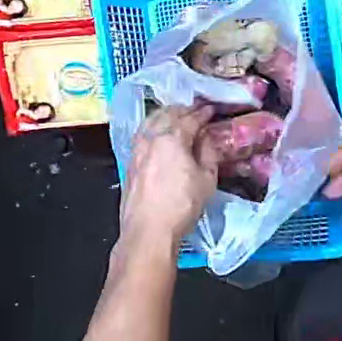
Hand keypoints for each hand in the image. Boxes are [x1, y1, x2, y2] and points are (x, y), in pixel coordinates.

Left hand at [120, 105, 216, 245]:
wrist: (148, 230)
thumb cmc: (182, 205)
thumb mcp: (206, 179)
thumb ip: (208, 153)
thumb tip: (207, 138)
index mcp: (172, 138)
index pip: (190, 118)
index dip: (203, 112)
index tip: (212, 109)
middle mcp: (151, 138)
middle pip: (167, 114)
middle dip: (183, 109)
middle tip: (195, 110)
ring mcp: (136, 150)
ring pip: (150, 122)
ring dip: (165, 116)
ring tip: (176, 117)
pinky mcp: (129, 163)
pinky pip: (142, 135)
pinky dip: (153, 128)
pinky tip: (158, 135)